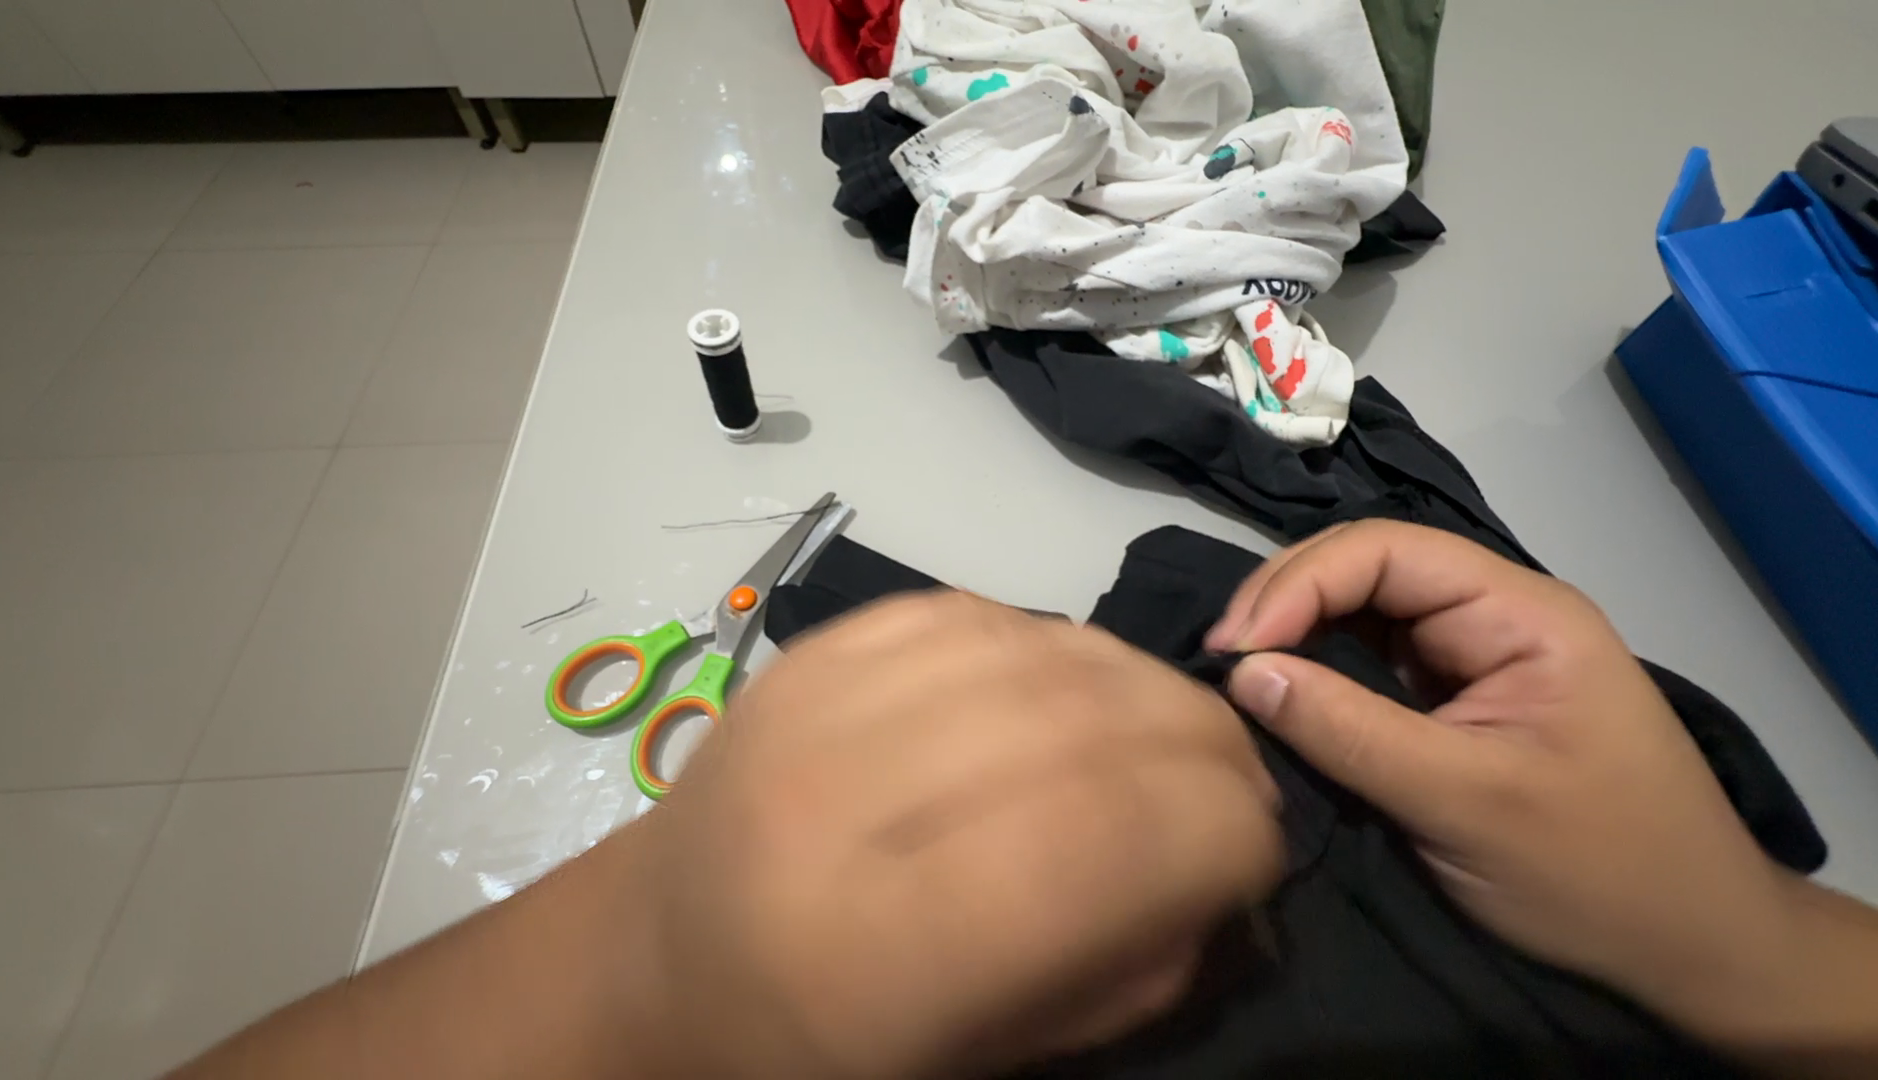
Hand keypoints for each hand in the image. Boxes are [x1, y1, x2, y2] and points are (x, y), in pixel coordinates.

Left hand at [622, 591, 1284, 1079]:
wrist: (659, 949)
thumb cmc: (812, 1043)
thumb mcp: (978, 1060)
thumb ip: (1115, 972)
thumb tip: (1217, 870)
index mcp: (876, 943)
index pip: (1099, 836)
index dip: (1220, 826)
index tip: (1254, 846)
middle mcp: (840, 795)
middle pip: (1075, 717)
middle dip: (1197, 741)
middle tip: (1230, 779)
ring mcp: (817, 700)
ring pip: (1034, 644)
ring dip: (1134, 679)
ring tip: (1162, 728)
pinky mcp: (813, 650)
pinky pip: (970, 610)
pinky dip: (1047, 642)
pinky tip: (1061, 687)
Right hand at [1203, 521, 1794, 1039]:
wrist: (1683, 948)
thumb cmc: (1595, 871)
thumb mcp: (1465, 802)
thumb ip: (1348, 731)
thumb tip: (1243, 675)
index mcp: (1518, 613)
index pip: (1387, 551)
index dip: (1301, 584)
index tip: (1240, 648)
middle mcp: (1486, 612)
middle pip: (1361, 563)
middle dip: (1283, 598)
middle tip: (1223, 655)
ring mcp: (1461, 649)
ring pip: (1351, 602)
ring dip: (1286, 625)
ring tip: (1237, 666)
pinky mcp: (1438, 688)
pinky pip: (1355, 651)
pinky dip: (1304, 659)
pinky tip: (1274, 682)